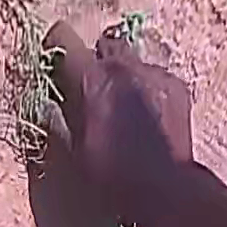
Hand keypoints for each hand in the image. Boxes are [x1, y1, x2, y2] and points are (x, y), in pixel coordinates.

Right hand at [45, 20, 200, 226]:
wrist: (163, 188)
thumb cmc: (111, 176)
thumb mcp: (75, 151)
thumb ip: (63, 117)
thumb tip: (51, 100)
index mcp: (92, 81)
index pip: (64, 38)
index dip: (55, 50)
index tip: (53, 65)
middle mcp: (124, 67)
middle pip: (103, 45)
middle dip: (94, 63)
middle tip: (91, 93)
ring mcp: (154, 73)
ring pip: (131, 61)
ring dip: (122, 77)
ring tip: (122, 109)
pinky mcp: (176, 85)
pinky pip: (154, 77)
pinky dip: (146, 91)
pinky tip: (145, 120)